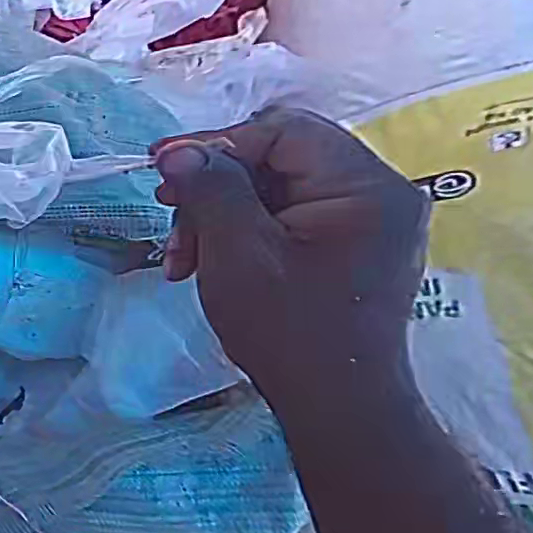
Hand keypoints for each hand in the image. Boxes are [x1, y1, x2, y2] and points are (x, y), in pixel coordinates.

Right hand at [151, 108, 429, 396]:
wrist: (331, 399)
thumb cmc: (285, 326)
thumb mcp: (237, 253)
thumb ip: (211, 192)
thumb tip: (178, 152)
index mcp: (364, 187)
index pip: (283, 133)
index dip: (215, 142)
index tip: (159, 165)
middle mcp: (373, 194)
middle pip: (273, 159)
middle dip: (211, 187)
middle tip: (165, 211)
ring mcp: (358, 222)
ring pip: (267, 191)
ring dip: (213, 215)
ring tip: (180, 256)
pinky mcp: (338, 246)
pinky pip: (276, 218)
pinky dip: (232, 234)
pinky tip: (201, 263)